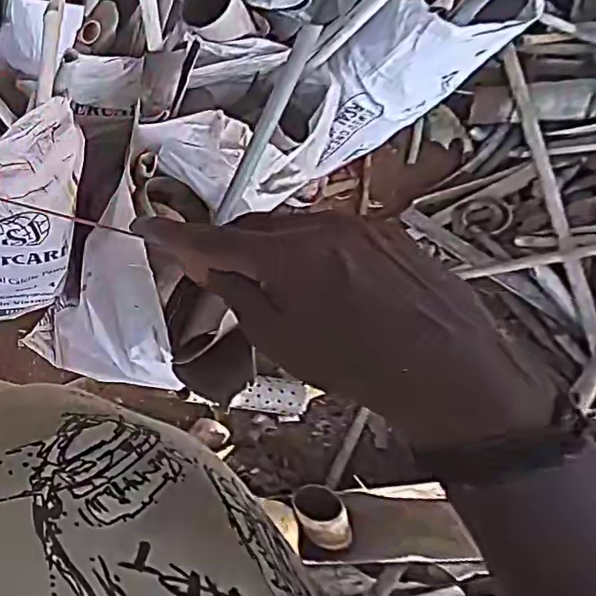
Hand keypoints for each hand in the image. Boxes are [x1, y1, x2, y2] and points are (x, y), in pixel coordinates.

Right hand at [133, 212, 560, 451]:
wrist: (447, 370)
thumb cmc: (354, 362)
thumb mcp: (273, 335)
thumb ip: (233, 290)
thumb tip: (205, 264)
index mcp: (286, 254)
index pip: (211, 238)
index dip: (173, 235)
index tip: (147, 226)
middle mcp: (321, 226)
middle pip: (248, 226)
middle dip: (224, 246)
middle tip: (212, 276)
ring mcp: (356, 225)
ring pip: (286, 226)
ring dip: (264, 249)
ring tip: (270, 289)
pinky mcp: (383, 232)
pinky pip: (321, 231)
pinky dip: (300, 249)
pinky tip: (312, 284)